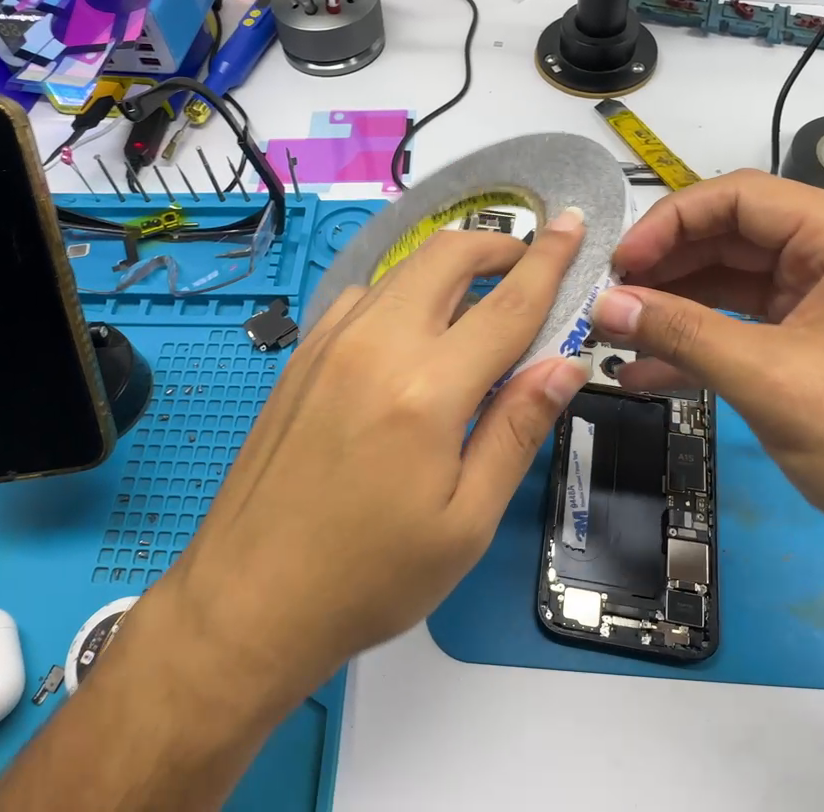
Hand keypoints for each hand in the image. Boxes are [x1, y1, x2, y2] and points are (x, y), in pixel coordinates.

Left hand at [149, 209, 594, 692]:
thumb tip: (566, 362)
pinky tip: (407, 340)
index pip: (507, 304)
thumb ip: (517, 429)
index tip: (574, 224)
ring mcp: (328, 345)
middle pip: (445, 257)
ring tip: (473, 312)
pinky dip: (400, 296)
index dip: (549, 261)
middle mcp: (376, 346)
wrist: (249, 599)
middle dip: (495, 247)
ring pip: (401, 273)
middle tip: (527, 268)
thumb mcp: (466, 521)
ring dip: (446, 272)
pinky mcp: (300, 358)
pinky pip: (361, 299)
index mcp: (427, 389)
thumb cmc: (371, 577)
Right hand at [590, 171, 823, 560]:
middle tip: (609, 302)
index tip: (617, 265)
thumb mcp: (772, 382)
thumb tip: (604, 305)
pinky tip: (647, 370)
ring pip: (736, 284)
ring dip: (678, 309)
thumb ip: (682, 333)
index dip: (668, 223)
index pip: (741, 198)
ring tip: (616, 335)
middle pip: (735, 238)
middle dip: (667, 268)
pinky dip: (704, 344)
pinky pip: (751, 326)